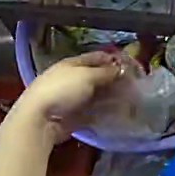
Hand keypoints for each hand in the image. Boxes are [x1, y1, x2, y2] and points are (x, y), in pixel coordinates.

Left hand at [10, 52, 125, 140]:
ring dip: (111, 97)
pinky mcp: (74, 116)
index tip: (130, 66)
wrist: (40, 118)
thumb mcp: (86, 75)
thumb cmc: (62, 89)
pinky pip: (93, 112)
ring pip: (96, 95)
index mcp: (72, 64)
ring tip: (130, 100)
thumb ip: (104, 72)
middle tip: (134, 85)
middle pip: (97, 77)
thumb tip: (120, 68)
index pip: (95, 57)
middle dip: (114, 80)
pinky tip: (118, 114)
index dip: (112, 59)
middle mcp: (72, 80)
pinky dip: (104, 113)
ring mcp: (72, 99)